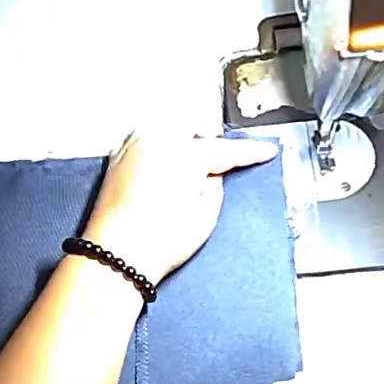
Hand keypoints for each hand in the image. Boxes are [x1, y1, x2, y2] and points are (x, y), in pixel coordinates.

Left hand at [81, 131, 278, 284]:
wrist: (116, 256)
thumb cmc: (160, 240)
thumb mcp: (205, 215)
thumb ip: (215, 185)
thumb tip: (212, 174)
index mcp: (184, 152)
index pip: (225, 149)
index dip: (250, 152)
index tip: (266, 151)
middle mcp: (156, 139)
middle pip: (193, 126)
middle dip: (209, 139)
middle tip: (220, 161)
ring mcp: (133, 145)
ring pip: (168, 126)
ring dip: (183, 138)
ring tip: (191, 164)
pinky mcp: (117, 158)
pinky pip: (146, 137)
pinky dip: (160, 144)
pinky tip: (165, 164)